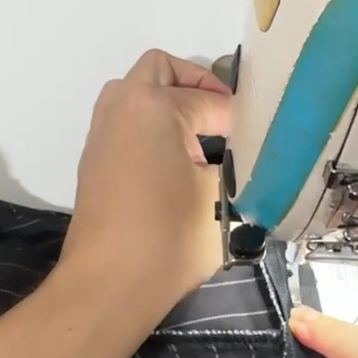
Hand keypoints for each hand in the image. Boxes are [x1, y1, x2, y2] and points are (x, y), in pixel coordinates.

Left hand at [61, 50, 231, 306]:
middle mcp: (122, 106)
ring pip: (137, 92)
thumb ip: (240, 165)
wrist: (108, 287)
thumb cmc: (169, 238)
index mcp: (155, 106)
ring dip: (169, 101)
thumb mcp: (222, 197)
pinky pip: (126, 121)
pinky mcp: (94, 159)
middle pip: (163, 71)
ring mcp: (102, 132)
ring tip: (202, 135)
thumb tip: (249, 159)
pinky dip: (151, 125)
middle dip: (199, 86)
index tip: (262, 141)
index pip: (212, 102)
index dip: (243, 122)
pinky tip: (176, 161)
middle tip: (227, 116)